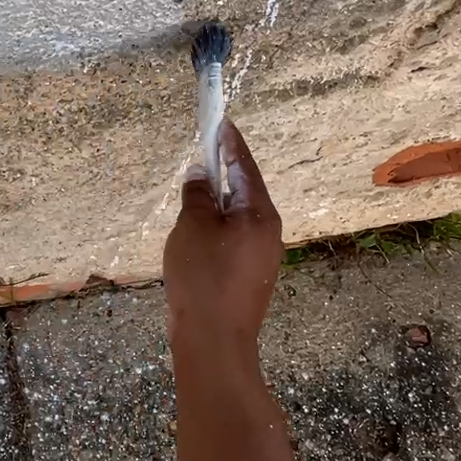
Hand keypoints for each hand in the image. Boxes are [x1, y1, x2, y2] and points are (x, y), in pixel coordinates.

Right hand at [163, 119, 282, 351]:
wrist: (213, 341)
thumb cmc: (203, 276)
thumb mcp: (193, 226)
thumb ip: (197, 194)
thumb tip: (201, 174)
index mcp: (260, 214)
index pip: (244, 165)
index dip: (230, 141)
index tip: (221, 120)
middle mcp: (268, 231)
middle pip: (244, 189)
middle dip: (223, 170)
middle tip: (203, 149)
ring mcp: (260, 255)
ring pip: (237, 214)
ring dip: (217, 199)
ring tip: (194, 187)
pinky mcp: (248, 274)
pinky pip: (233, 235)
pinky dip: (216, 223)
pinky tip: (196, 227)